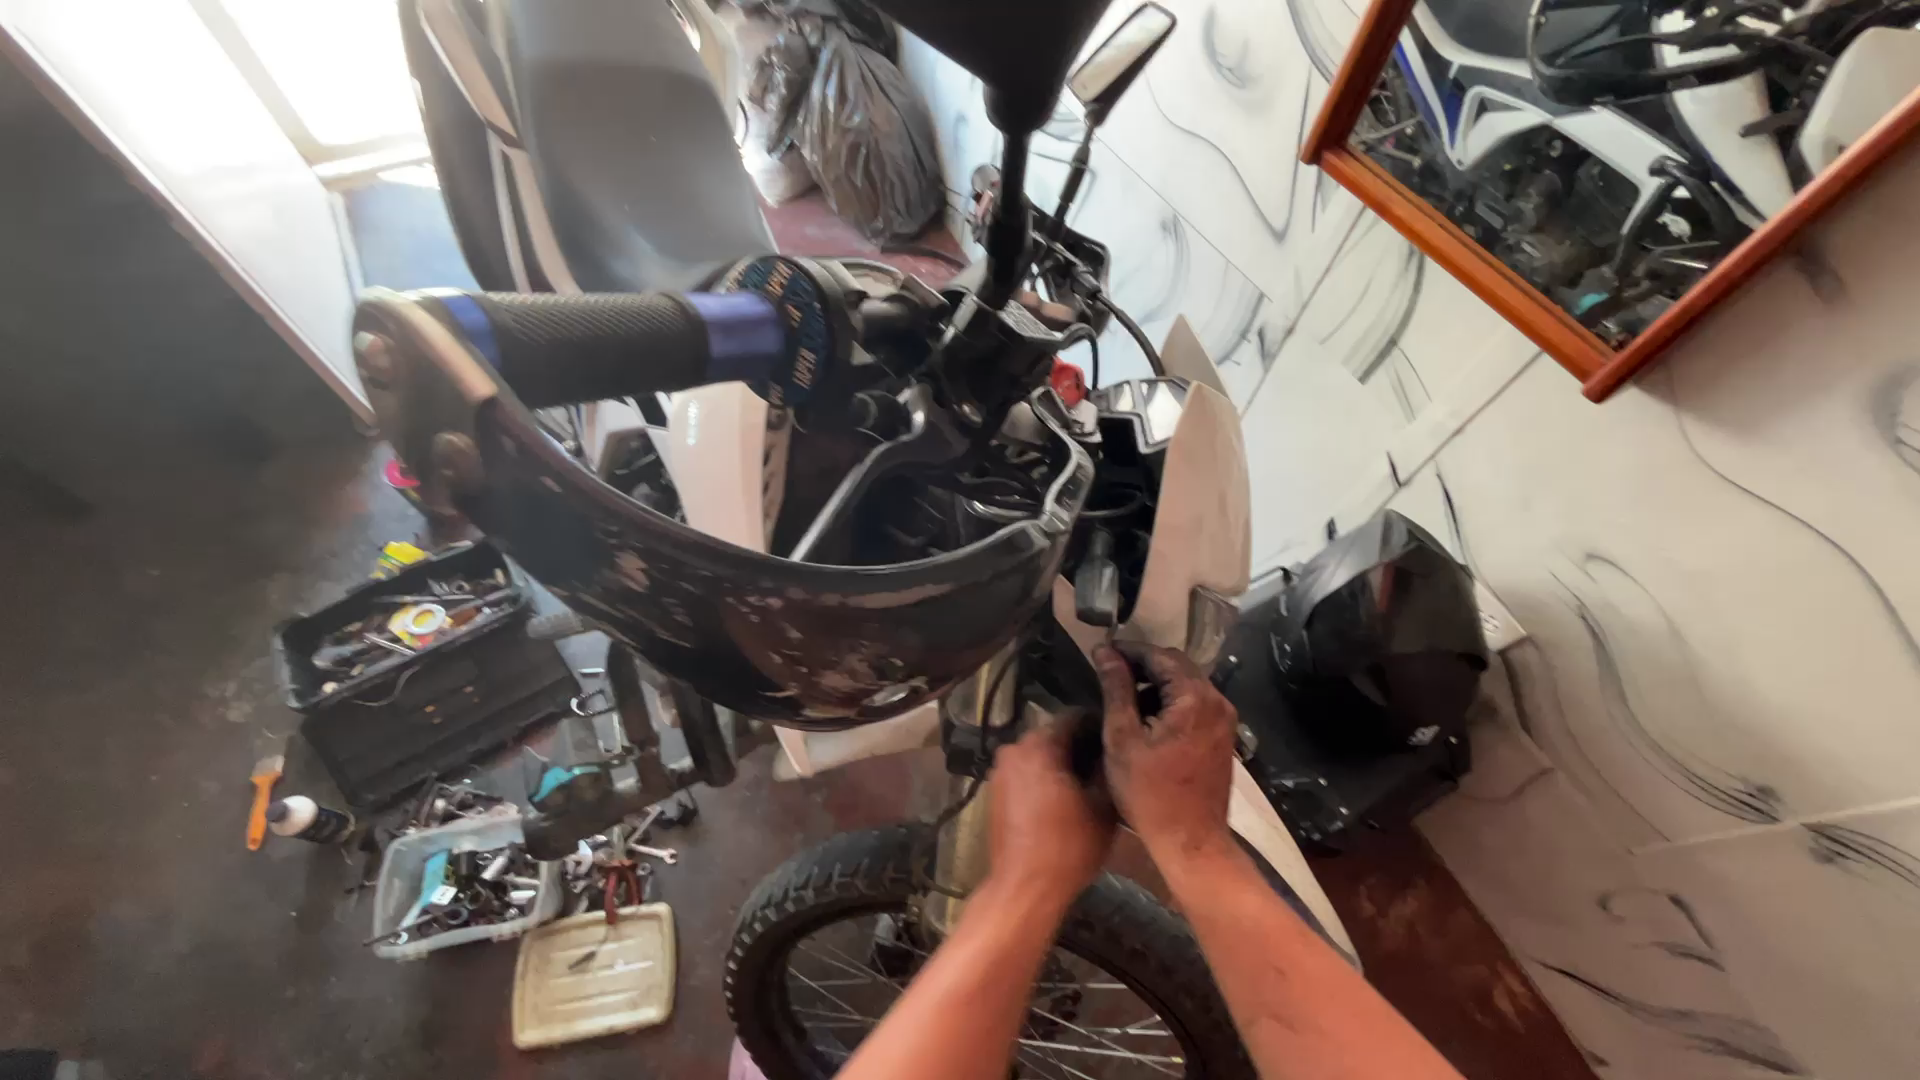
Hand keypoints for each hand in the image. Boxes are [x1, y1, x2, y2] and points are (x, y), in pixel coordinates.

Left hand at [986, 716, 1115, 906]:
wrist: (1024, 887)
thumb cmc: (1068, 846)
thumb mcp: (1103, 807)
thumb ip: (1106, 769)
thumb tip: (1110, 749)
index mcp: (1039, 744)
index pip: (1075, 716)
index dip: (1099, 725)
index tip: (1118, 738)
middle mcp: (1014, 748)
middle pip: (1054, 735)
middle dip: (1080, 746)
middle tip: (1107, 763)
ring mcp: (1001, 770)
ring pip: (1039, 755)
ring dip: (1061, 763)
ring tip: (1088, 782)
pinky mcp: (996, 792)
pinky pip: (1026, 773)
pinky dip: (1043, 778)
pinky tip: (1064, 798)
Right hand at [1095, 643, 1237, 862]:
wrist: (1190, 841)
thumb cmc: (1150, 793)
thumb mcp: (1122, 738)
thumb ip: (1116, 689)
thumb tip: (1105, 651)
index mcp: (1194, 697)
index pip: (1159, 655)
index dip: (1128, 650)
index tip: (1101, 653)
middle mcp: (1217, 701)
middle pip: (1177, 665)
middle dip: (1142, 664)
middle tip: (1109, 671)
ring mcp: (1224, 719)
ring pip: (1186, 683)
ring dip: (1156, 683)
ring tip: (1123, 694)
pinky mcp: (1223, 735)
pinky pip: (1194, 703)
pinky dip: (1170, 701)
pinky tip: (1146, 716)